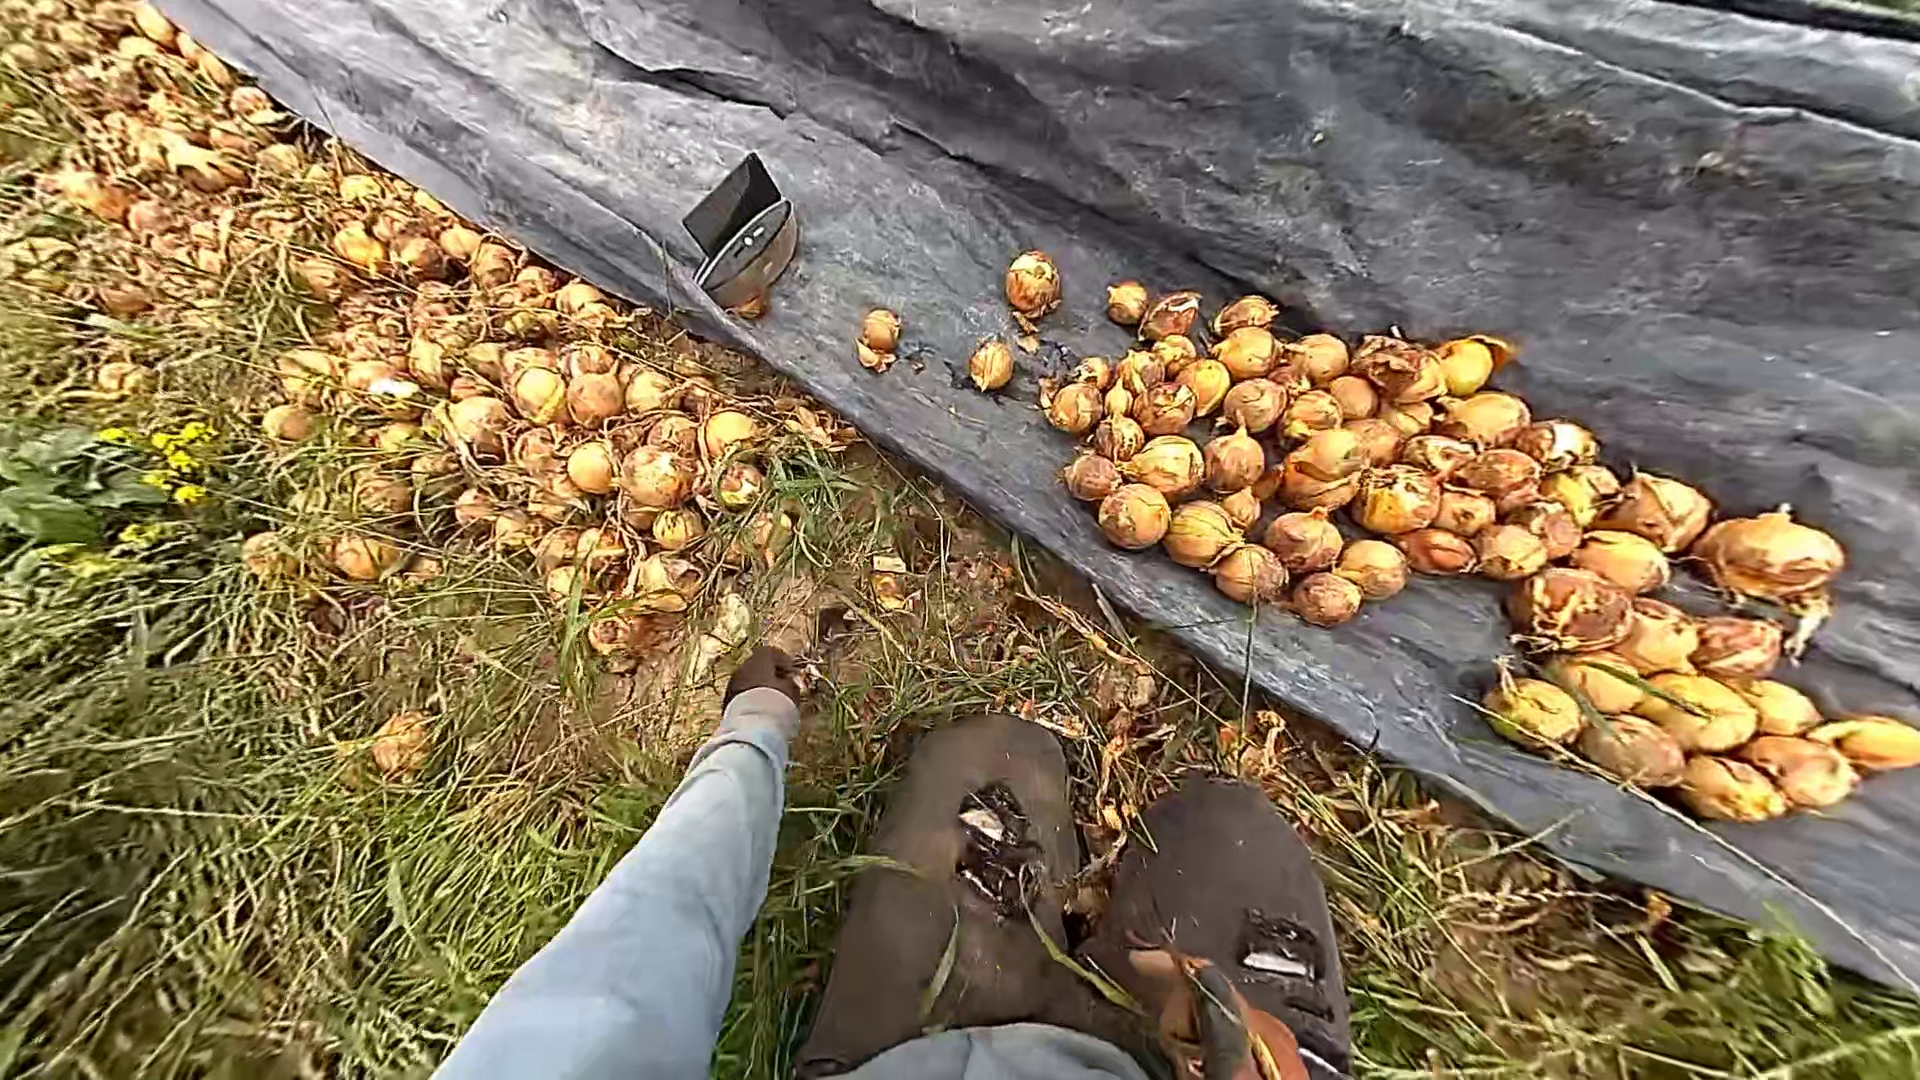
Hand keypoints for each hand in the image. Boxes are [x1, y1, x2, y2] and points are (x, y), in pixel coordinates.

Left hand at [724, 645, 799, 707]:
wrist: (752, 726)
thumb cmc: (776, 702)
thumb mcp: (792, 690)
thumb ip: (791, 681)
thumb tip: (789, 679)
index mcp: (759, 661)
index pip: (770, 652)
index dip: (782, 660)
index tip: (791, 670)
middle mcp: (743, 668)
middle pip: (757, 665)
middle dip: (769, 673)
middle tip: (781, 684)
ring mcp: (733, 684)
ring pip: (748, 680)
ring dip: (759, 686)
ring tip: (772, 699)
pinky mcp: (727, 701)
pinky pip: (742, 693)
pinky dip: (751, 697)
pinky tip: (760, 708)